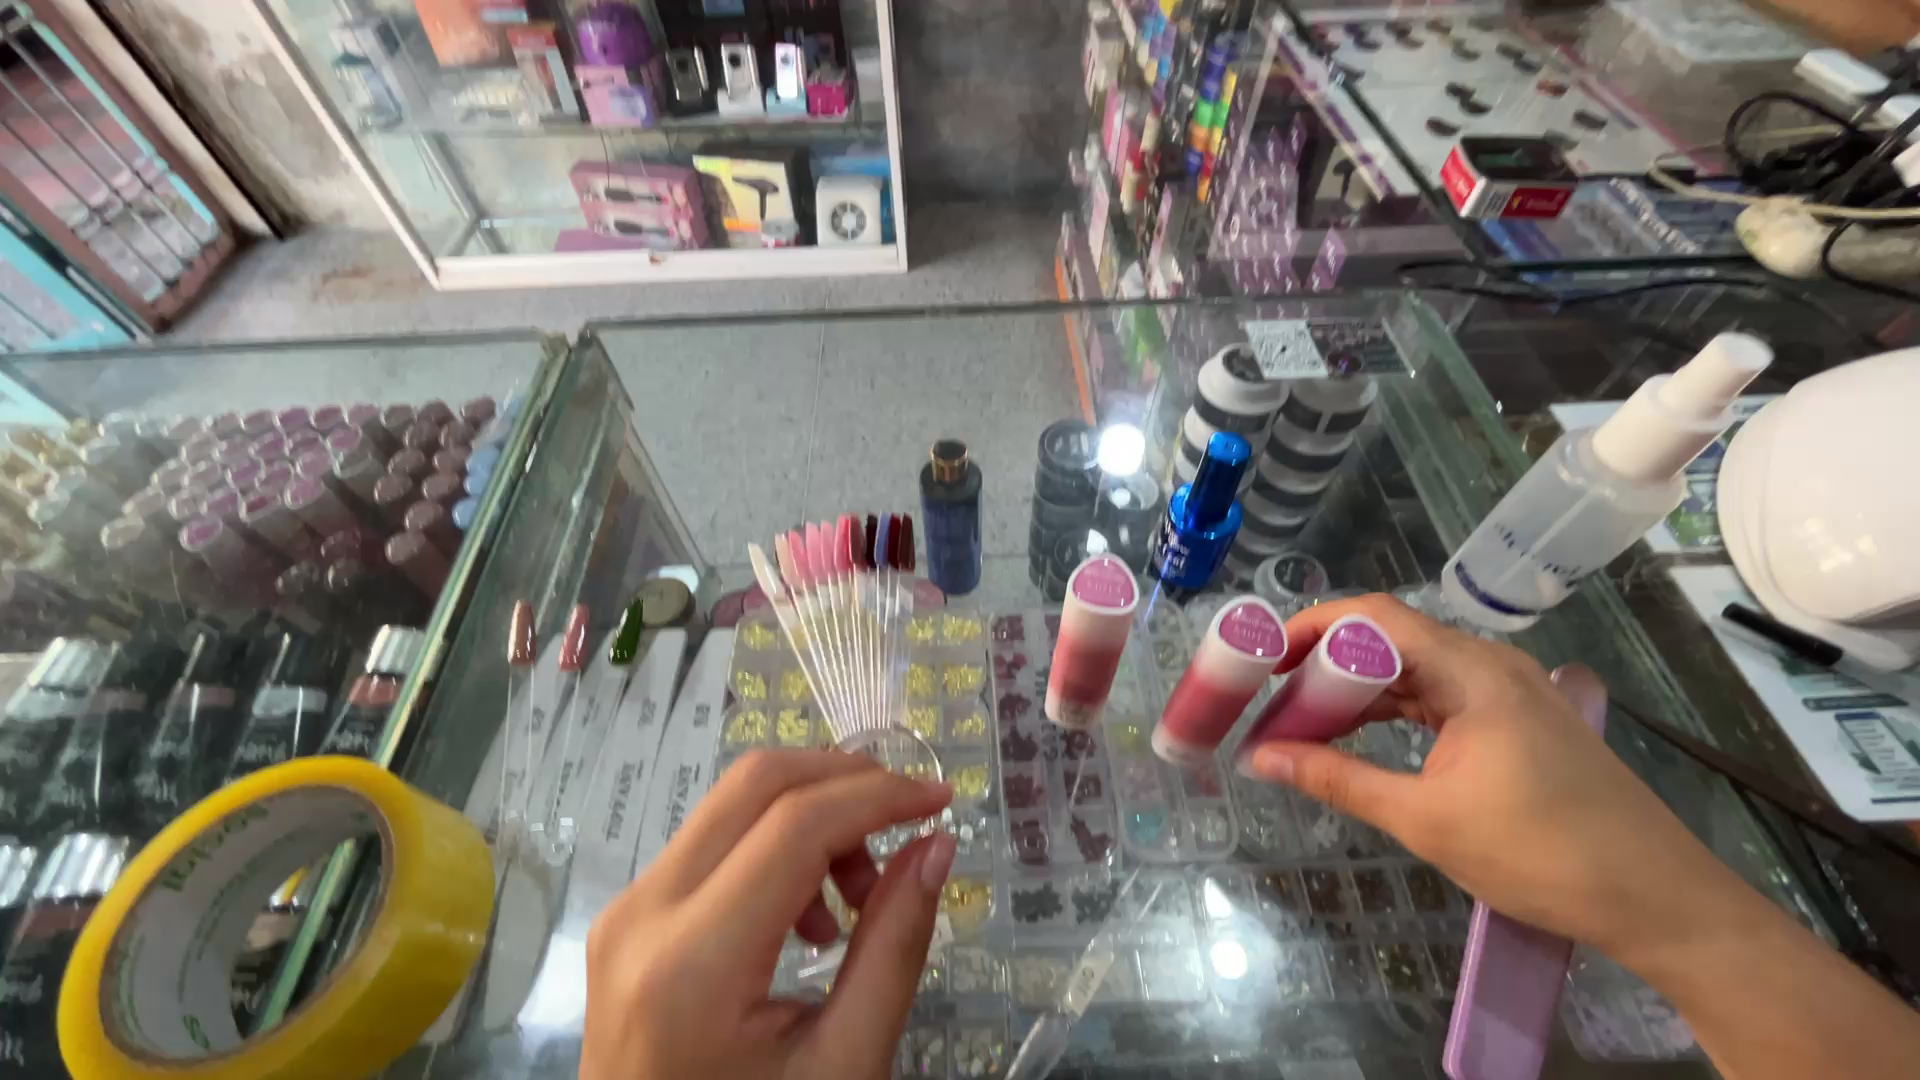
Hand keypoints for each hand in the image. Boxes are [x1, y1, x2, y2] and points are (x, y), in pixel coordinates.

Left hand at [582, 749, 955, 1079]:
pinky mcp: (631, 912)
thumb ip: (894, 948)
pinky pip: (717, 836)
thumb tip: (937, 845)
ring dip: (815, 811)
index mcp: (692, 964)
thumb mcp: (844, 1066)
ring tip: (859, 891)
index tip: (942, 799)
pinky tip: (811, 912)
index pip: (796, 826)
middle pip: (757, 782)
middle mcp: (644, 912)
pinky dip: (780, 841)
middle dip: (847, 780)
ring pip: (735, 799)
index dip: (880, 796)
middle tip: (909, 816)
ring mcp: (628, 907)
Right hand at [1237, 594, 1746, 966]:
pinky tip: (1355, 731)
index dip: (1312, 625)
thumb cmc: (1544, 855)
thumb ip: (1336, 779)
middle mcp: (1488, 664)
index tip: (1262, 655)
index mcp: (1472, 672)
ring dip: (1353, 687)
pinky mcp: (1512, 717)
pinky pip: (1433, 693)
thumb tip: (1259, 758)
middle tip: (1270, 690)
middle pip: (1388, 637)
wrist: (1665, 905)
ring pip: (1409, 666)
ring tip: (1300, 713)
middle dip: (1323, 659)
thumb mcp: (1425, 819)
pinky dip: (1388, 707)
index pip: (1375, 617)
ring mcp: (1505, 690)